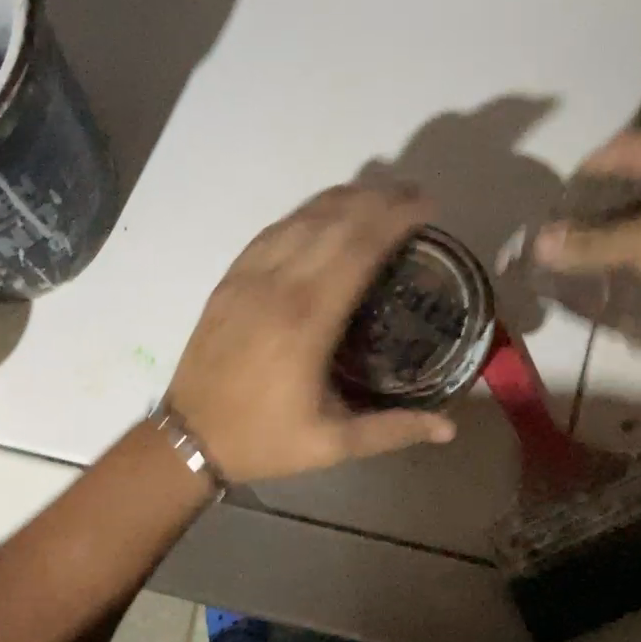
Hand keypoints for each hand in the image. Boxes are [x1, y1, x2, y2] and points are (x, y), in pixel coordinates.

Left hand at [166, 183, 457, 482]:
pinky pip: (271, 232)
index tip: (428, 206)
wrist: (190, 438)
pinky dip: (304, 215)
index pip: (359, 245)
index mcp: (307, 319)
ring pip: (300, 218)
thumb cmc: (263, 441)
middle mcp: (277, 285)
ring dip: (342, 200)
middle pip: (334, 220)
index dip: (396, 216)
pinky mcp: (228, 281)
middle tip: (413, 196)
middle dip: (378, 199)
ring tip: (377, 198)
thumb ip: (393, 430)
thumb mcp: (332, 444)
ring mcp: (247, 278)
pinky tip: (322, 215)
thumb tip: (450, 428)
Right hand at [533, 129, 640, 398]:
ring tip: (572, 277)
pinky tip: (609, 303)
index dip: (587, 170)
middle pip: (637, 191)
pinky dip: (636, 284)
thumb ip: (592, 241)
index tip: (551, 204)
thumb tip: (539, 241)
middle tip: (556, 244)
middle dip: (595, 218)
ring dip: (612, 256)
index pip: (627, 146)